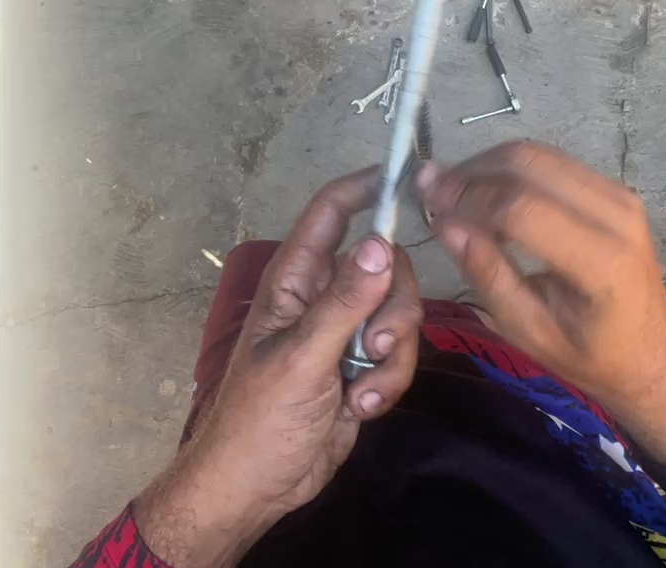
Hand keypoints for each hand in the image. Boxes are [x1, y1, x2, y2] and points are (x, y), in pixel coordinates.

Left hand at [134, 168, 422, 567]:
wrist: (258, 486)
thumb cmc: (261, 416)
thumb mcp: (302, 357)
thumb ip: (343, 302)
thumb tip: (380, 243)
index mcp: (297, 277)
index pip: (332, 212)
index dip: (364, 188)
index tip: (407, 179)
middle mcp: (324, 293)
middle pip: (385, 265)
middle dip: (392, 307)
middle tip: (372, 345)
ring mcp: (346, 329)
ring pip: (399, 312)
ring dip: (391, 356)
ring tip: (359, 392)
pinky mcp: (363, 364)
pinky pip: (398, 353)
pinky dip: (388, 381)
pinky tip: (359, 408)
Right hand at [418, 142, 665, 465]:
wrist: (653, 354)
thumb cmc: (590, 355)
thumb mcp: (529, 332)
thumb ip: (487, 275)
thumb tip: (443, 224)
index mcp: (601, 263)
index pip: (521, 209)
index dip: (466, 197)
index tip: (423, 198)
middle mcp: (615, 216)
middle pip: (527, 166)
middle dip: (469, 172)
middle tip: (429, 189)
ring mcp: (618, 195)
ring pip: (535, 154)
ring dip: (484, 164)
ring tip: (450, 190)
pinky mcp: (611, 187)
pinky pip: (548, 160)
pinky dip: (506, 167)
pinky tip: (483, 190)